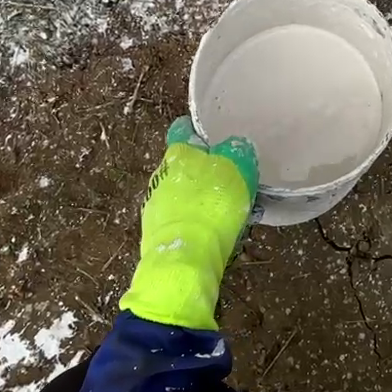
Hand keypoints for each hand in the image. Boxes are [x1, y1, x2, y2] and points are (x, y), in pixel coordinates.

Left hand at [118, 117, 258, 330]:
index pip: (182, 130)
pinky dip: (192, 220)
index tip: (211, 138)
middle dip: (199, 169)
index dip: (196, 132)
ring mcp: (154, 205)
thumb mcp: (237, 169)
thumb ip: (236, 151)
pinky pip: (177, 217)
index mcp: (177, 153)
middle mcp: (160, 174)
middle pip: (181, 163)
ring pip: (178, 191)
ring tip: (222, 210)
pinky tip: (210, 232)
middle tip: (225, 178)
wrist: (184, 261)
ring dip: (195, 197)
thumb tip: (234, 145)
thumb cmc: (212, 206)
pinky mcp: (154, 233)